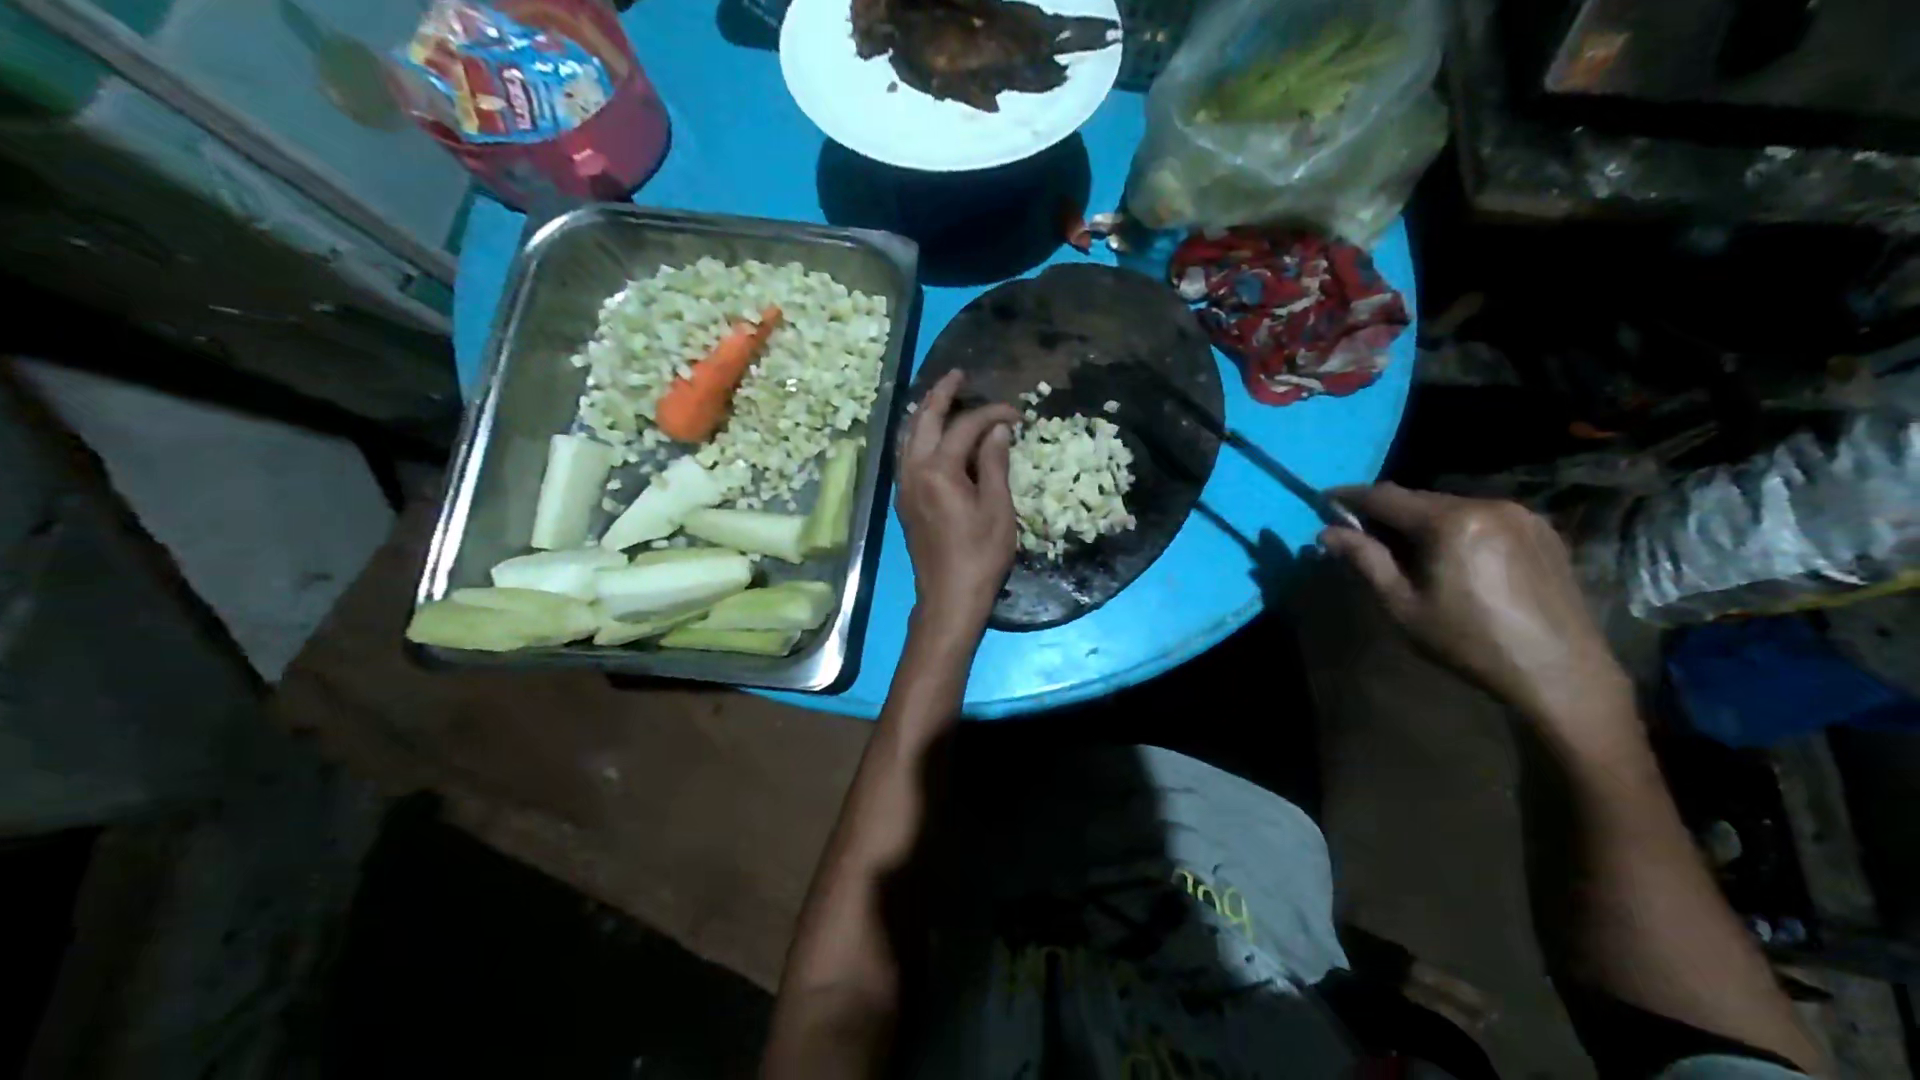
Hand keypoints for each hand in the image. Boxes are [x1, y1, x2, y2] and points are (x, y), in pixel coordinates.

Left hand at [897, 370, 1020, 634]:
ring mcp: (904, 486)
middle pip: (923, 420)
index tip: (1017, 414)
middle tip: (958, 375)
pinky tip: (935, 436)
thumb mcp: (997, 508)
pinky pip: (908, 455)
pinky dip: (921, 436)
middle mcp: (913, 471)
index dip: (991, 414)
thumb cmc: (980, 555)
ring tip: (944, 397)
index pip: (964, 427)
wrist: (948, 596)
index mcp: (938, 471)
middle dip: (940, 394)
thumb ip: (995, 463)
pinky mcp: (905, 500)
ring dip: (925, 413)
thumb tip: (997, 429)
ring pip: (909, 437)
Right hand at [1319, 484, 1633, 735]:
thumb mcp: (1402, 605)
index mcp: (1450, 521)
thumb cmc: (1469, 641)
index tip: (1324, 501)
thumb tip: (1326, 532)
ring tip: (1406, 551)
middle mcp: (1487, 504)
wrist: (1561, 672)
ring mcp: (1521, 515)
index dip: (1350, 497)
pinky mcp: (1543, 530)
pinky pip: (1482, 517)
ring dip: (1421, 521)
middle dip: (1386, 513)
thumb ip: (1365, 560)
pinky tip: (1451, 557)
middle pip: (1419, 498)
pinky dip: (1455, 528)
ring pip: (1451, 506)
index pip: (1385, 496)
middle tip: (1361, 535)